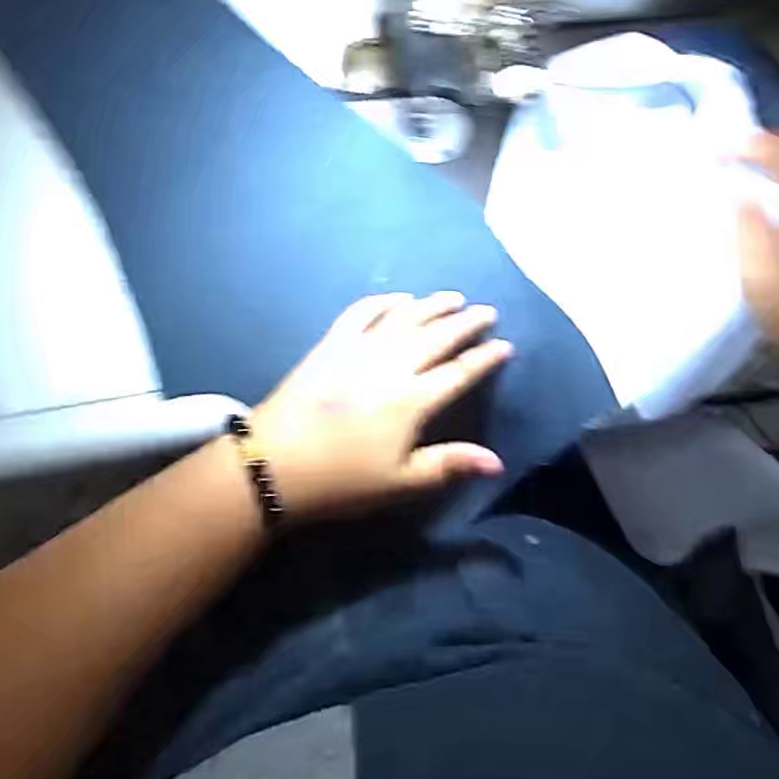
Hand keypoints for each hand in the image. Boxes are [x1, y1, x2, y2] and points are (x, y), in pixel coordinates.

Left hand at [249, 292, 513, 520]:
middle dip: (466, 322)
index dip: (484, 358)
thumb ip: (449, 465)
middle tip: (487, 311)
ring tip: (453, 297)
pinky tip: (398, 297)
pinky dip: (382, 302)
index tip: (505, 345)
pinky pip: (361, 313)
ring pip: (404, 318)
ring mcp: (359, 349)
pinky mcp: (331, 344)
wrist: (273, 465)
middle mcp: (390, 365)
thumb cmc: (342, 480)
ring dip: (432, 305)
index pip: (459, 372)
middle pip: (437, 336)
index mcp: (411, 400)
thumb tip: (498, 461)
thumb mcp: (400, 482)